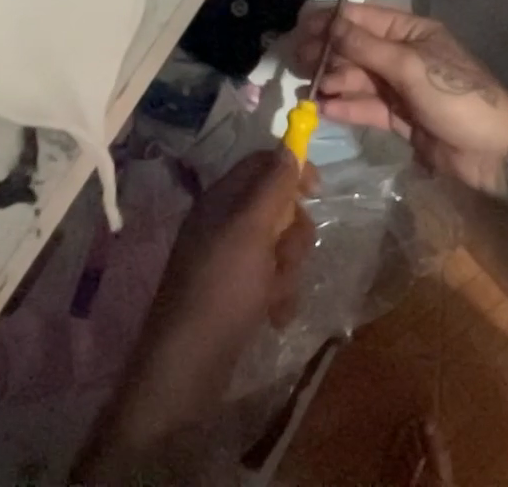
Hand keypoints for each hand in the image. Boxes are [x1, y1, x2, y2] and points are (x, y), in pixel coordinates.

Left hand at [105, 149, 314, 448]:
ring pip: (280, 247)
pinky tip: (273, 316)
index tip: (318, 191)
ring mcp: (230, 259)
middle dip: (292, 235)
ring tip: (274, 295)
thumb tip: (290, 145)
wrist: (189, 363)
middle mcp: (224, 223)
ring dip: (287, 271)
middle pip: (278, 208)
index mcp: (221, 199)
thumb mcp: (250, 228)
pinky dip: (279, 295)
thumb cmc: (221, 288)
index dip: (292, 170)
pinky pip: (273, 279)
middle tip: (283, 256)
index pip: (263, 165)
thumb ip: (272, 185)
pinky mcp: (237, 291)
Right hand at [289, 3, 507, 198]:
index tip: (299, 30)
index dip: (330, 22)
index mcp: (411, 32)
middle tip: (297, 64)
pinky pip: (364, 106)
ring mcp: (400, 87)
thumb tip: (328, 24)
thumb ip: (365, 47)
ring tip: (307, 90)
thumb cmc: (457, 96)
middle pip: (355, 49)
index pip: (363, 18)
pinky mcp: (398, 117)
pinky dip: (344, 106)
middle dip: (326, 54)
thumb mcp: (409, 66)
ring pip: (357, 79)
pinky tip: (322, 109)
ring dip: (332, 82)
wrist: (494, 151)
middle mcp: (403, 54)